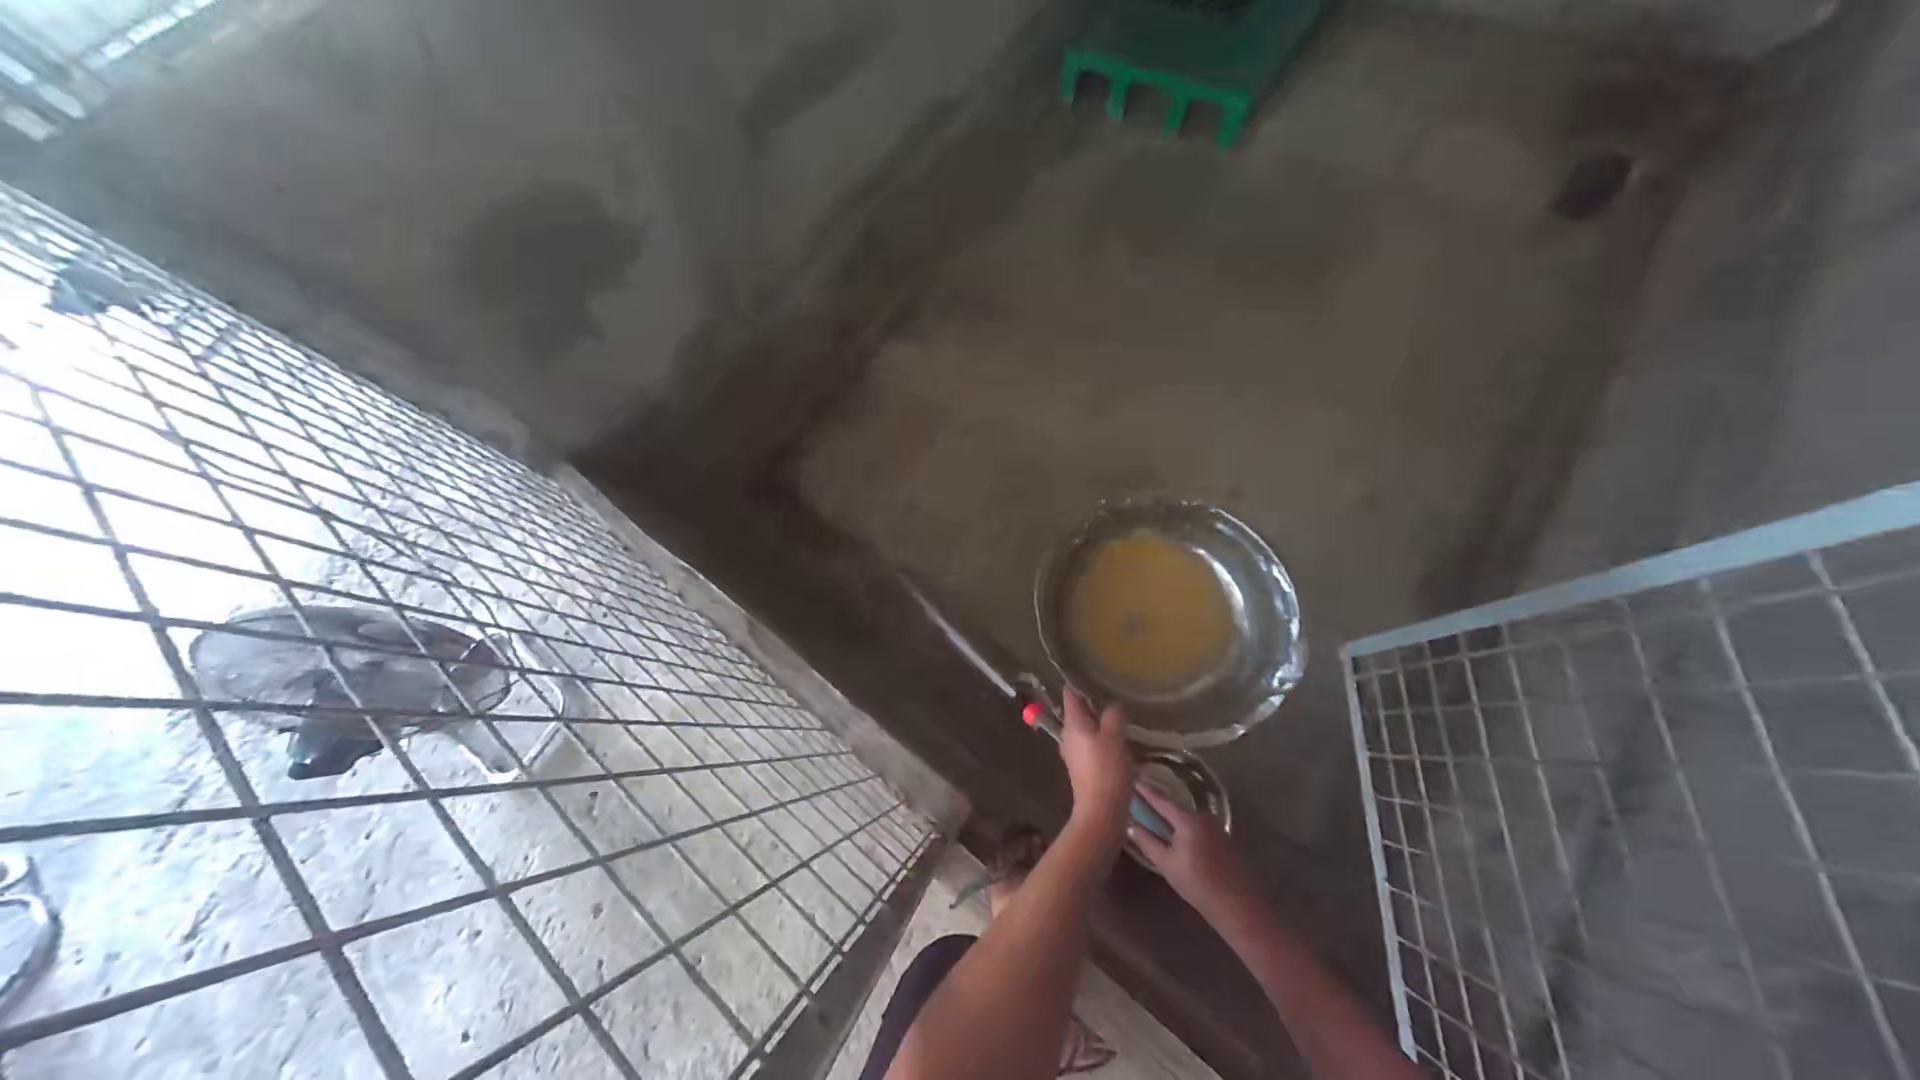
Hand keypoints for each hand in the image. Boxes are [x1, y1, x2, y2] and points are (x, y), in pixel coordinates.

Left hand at [1057, 689, 1133, 838]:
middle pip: (1077, 713)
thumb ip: (1113, 716)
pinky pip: (1091, 747)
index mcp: (1072, 725)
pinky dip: (1102, 742)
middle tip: (1113, 696)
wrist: (1101, 812)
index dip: (1079, 684)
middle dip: (1093, 705)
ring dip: (1100, 724)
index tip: (1094, 675)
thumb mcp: (1114, 737)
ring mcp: (1074, 754)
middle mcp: (1068, 737)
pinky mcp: (1083, 769)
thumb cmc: (1106, 770)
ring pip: (1085, 731)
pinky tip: (1118, 745)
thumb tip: (1113, 707)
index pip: (1070, 695)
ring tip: (1120, 719)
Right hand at [1128, 784, 1253, 918]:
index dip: (1146, 791)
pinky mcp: (1224, 840)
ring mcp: (1216, 828)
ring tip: (1158, 822)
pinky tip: (1179, 839)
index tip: (1135, 780)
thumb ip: (1147, 842)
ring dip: (1174, 820)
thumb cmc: (1196, 883)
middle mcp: (1204, 818)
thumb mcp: (1166, 863)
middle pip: (1176, 808)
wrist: (1235, 904)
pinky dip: (1186, 830)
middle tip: (1143, 803)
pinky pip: (1198, 828)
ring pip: (1188, 819)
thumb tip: (1131, 826)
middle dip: (1160, 807)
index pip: (1162, 801)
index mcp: (1188, 820)